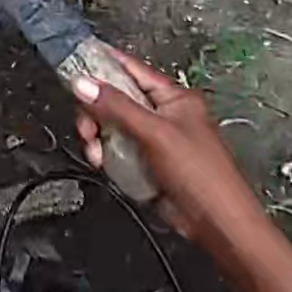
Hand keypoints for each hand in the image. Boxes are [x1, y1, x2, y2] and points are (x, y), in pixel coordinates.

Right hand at [71, 45, 269, 252]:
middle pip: (113, 97)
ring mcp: (152, 137)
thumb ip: (116, 106)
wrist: (218, 227)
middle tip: (87, 127)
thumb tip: (83, 83)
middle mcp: (161, 113)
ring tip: (96, 151)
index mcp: (173, 97)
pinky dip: (103, 152)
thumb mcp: (155, 133)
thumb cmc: (202, 176)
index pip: (130, 68)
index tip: (74, 65)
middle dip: (94, 111)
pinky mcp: (144, 159)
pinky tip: (102, 162)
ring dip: (97, 135)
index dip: (102, 64)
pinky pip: (114, 145)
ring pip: (109, 123)